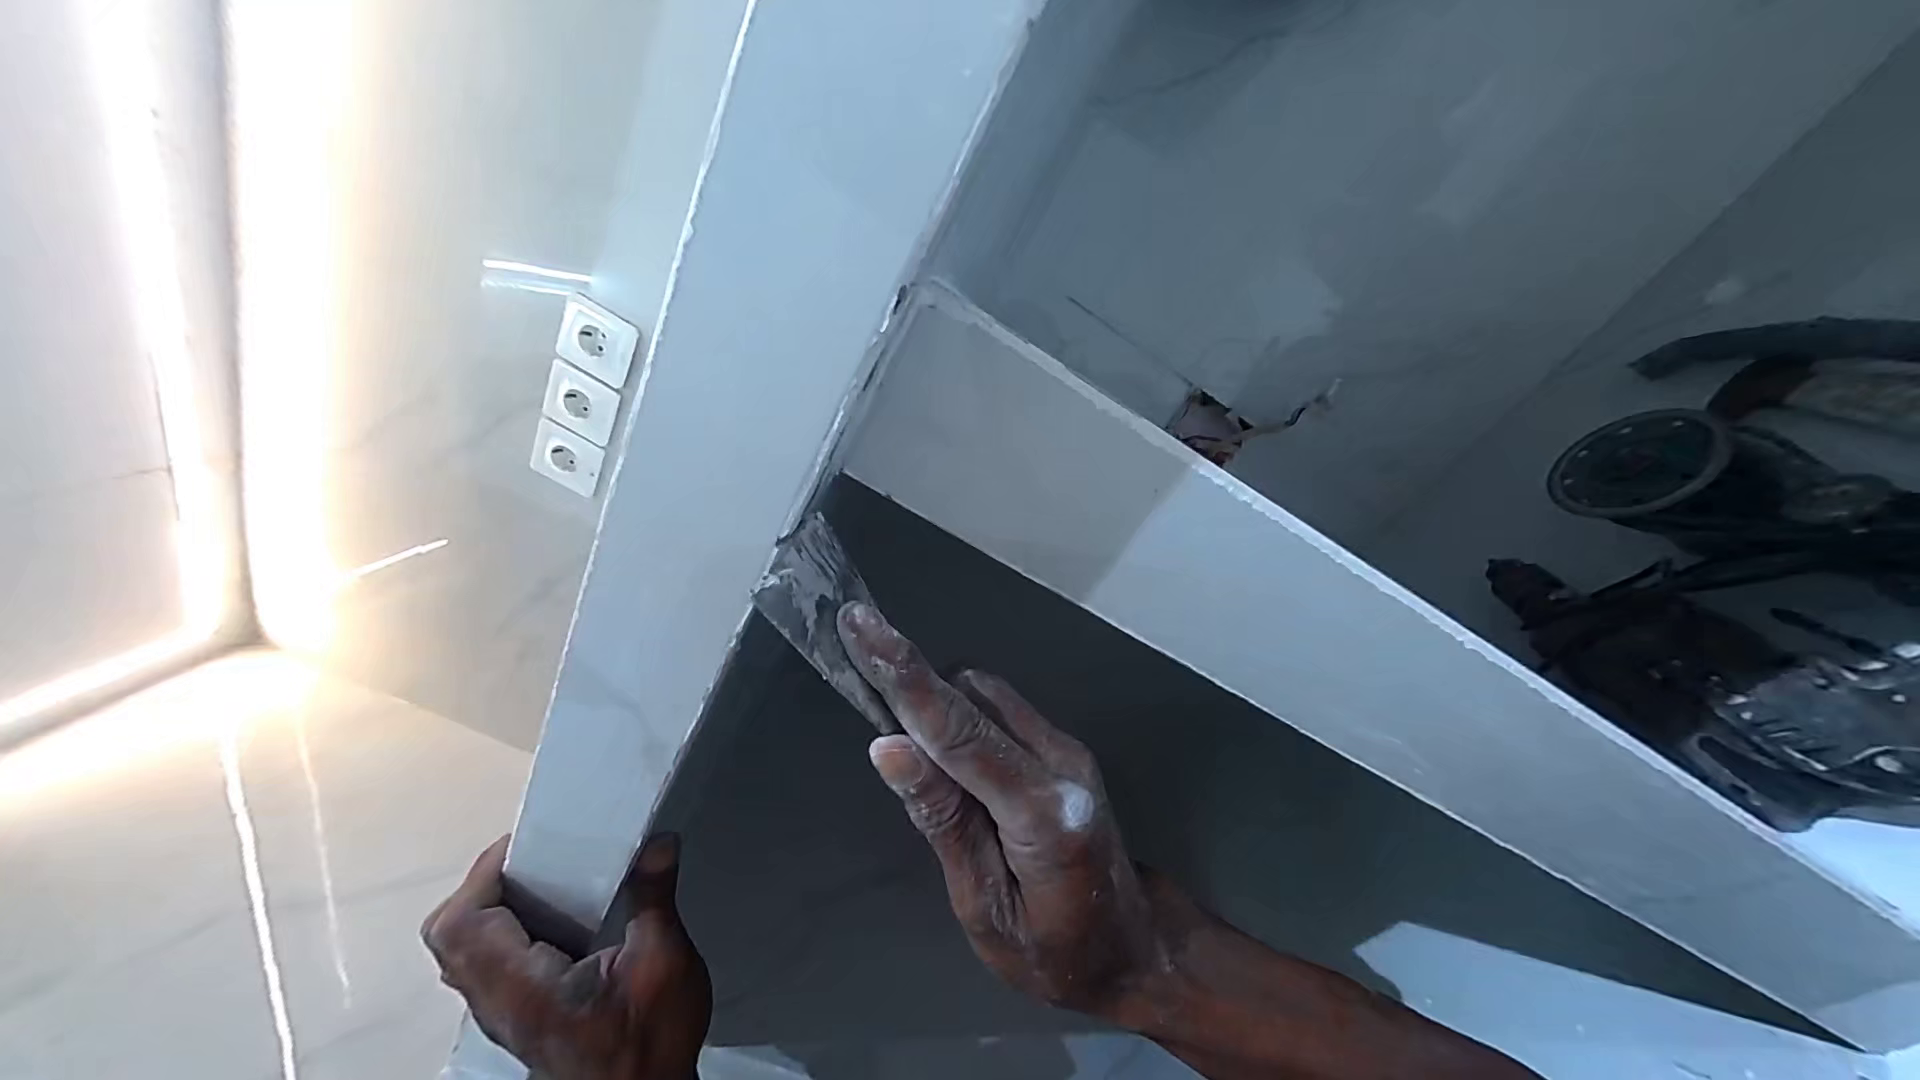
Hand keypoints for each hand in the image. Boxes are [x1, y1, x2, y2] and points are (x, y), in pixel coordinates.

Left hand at [422, 834, 711, 1079]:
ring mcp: (504, 1012)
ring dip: (493, 902)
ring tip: (549, 869)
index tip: (531, 838)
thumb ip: (653, 897)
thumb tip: (658, 840)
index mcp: (522, 988)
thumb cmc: (650, 1038)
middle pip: (449, 936)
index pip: (462, 926)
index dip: (483, 874)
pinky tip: (557, 908)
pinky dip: (506, 923)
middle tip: (539, 850)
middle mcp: (497, 1002)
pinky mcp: (520, 1014)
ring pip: (463, 950)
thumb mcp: (664, 962)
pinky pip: (487, 959)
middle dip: (484, 883)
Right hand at [838, 602, 1542, 1079]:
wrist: (1151, 945)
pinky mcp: (1070, 742)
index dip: (900, 668)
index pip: (951, 720)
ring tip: (885, 658)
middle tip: (859, 618)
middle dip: (908, 653)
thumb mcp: (982, 910)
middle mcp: (1056, 753)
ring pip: (989, 695)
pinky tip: (940, 702)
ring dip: (936, 676)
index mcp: (1034, 802)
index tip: (860, 620)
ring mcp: (1067, 742)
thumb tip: (891, 743)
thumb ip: (940, 816)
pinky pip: (1007, 708)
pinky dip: (966, 697)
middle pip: (969, 692)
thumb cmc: (1062, 954)